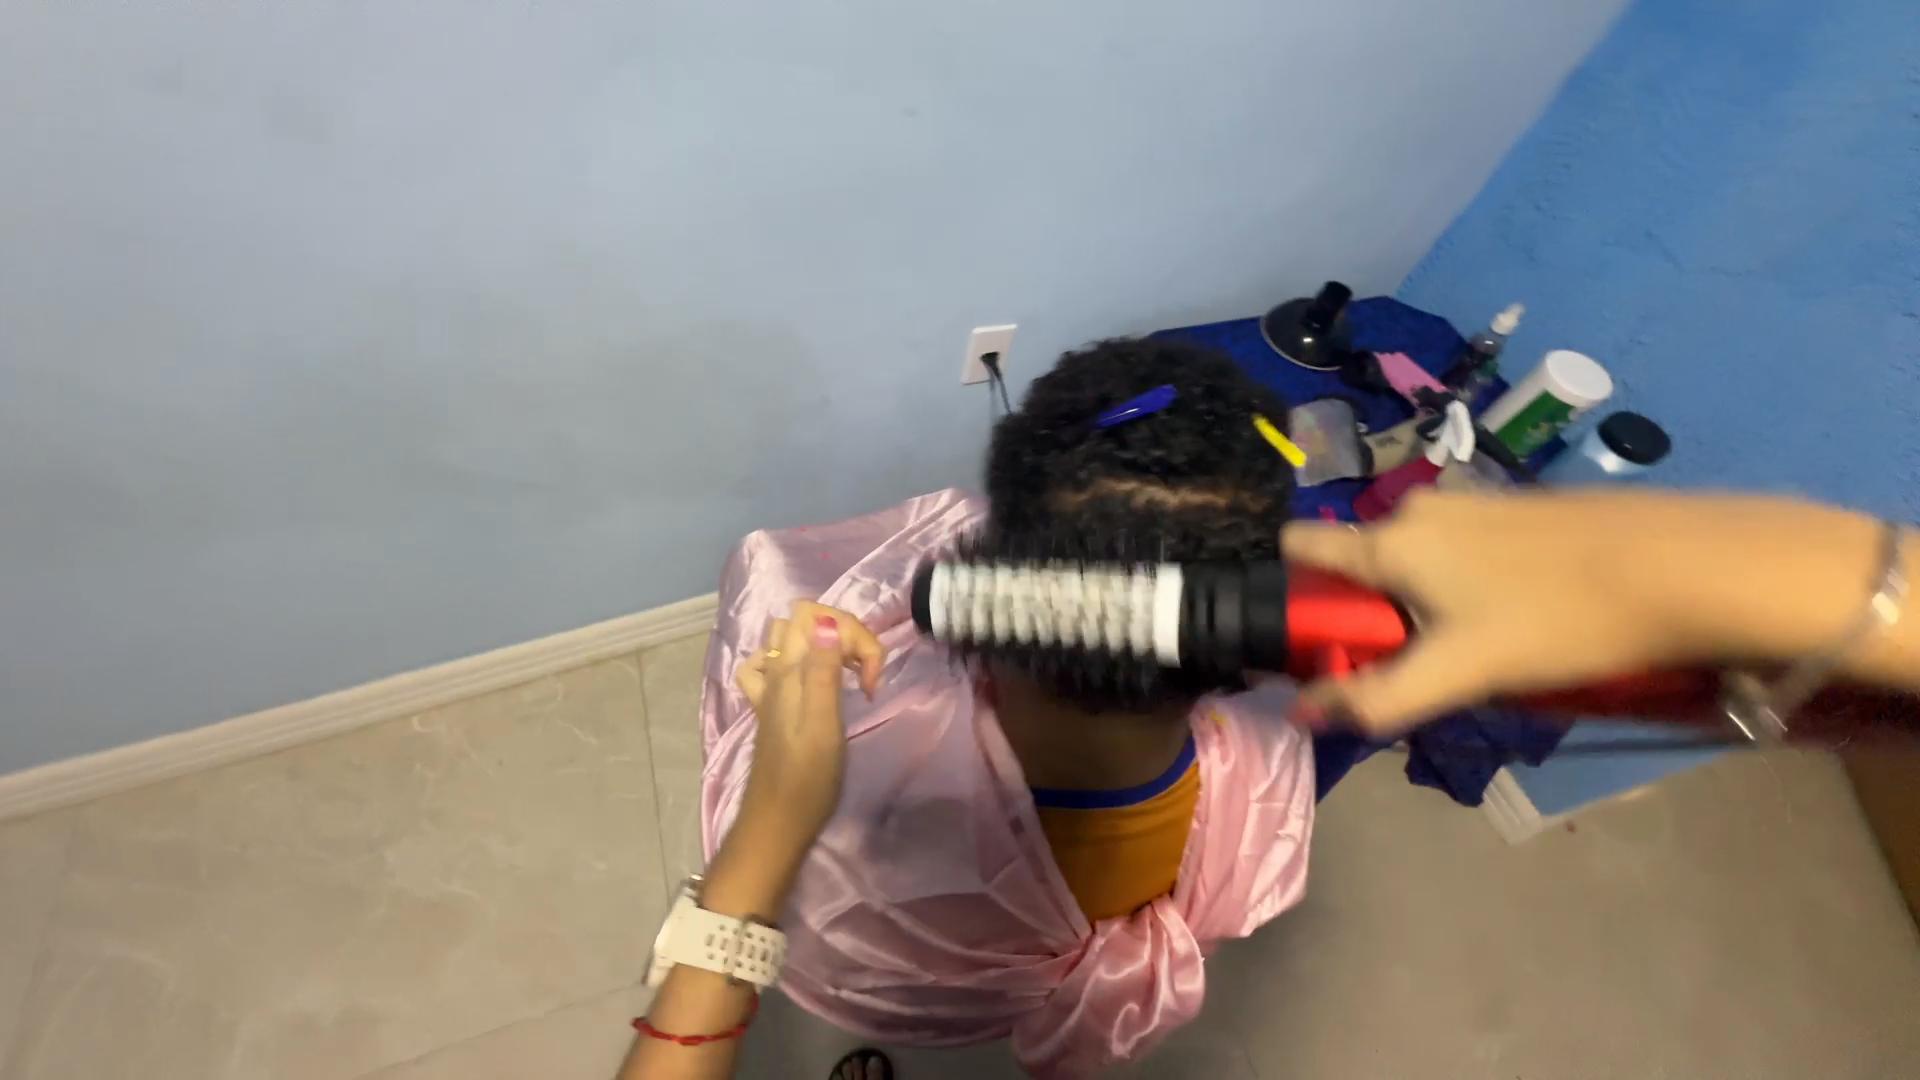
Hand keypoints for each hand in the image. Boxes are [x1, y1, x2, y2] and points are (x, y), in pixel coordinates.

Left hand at [732, 602, 885, 848]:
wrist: (778, 821)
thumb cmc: (808, 778)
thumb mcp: (823, 722)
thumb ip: (823, 670)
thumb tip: (826, 622)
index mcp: (789, 670)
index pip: (814, 614)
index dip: (850, 633)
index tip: (868, 675)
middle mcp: (775, 672)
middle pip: (803, 619)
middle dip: (843, 634)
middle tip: (864, 674)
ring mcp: (771, 689)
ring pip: (788, 639)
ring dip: (824, 644)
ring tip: (847, 674)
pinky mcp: (772, 707)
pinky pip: (770, 666)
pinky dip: (791, 663)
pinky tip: (811, 680)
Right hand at [1278, 489, 1879, 736]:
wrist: (1699, 568)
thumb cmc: (1560, 618)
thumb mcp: (1462, 672)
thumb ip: (1377, 697)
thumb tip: (1299, 714)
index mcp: (1389, 542)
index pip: (1300, 545)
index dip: (1292, 587)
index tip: (1314, 631)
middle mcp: (1417, 509)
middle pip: (1361, 563)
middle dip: (1373, 610)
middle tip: (1420, 658)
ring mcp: (1470, 502)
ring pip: (1414, 558)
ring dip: (1423, 600)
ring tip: (1479, 644)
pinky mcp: (1516, 507)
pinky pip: (1459, 548)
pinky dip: (1466, 582)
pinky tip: (1522, 614)